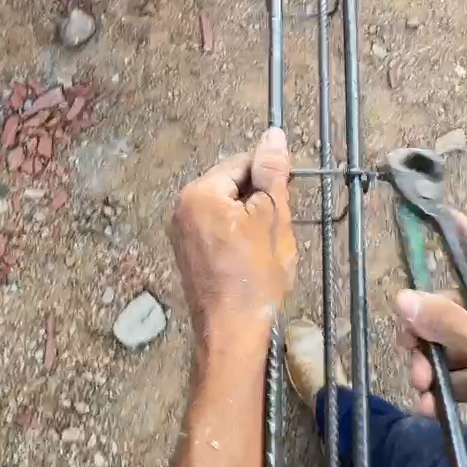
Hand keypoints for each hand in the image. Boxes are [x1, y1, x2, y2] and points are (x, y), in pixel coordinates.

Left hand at [169, 127, 297, 346]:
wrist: (232, 332)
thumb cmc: (255, 276)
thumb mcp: (272, 216)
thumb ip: (272, 173)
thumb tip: (274, 134)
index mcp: (199, 193)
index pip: (242, 163)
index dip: (269, 177)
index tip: (286, 199)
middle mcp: (182, 207)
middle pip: (232, 182)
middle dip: (258, 198)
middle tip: (277, 227)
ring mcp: (181, 231)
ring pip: (227, 205)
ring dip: (250, 216)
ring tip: (265, 245)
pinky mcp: (187, 251)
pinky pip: (216, 226)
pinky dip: (237, 232)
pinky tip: (252, 255)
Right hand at [394, 213, 466, 466]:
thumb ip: (446, 321)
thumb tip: (401, 297)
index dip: (459, 231)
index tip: (433, 214)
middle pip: (450, 307)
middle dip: (424, 328)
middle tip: (407, 348)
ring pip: (449, 347)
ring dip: (429, 365)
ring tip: (420, 386)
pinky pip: (459, 380)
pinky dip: (442, 392)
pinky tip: (429, 407)